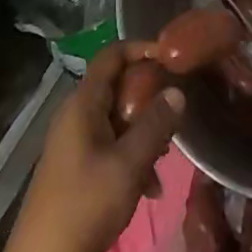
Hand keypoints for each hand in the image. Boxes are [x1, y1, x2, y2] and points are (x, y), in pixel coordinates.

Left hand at [6, 41, 186, 251]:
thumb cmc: (86, 202)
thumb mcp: (128, 164)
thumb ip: (154, 125)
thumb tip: (178, 90)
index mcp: (82, 102)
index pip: (111, 54)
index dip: (141, 48)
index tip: (173, 58)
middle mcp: (76, 113)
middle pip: (117, 86)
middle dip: (149, 97)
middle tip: (176, 113)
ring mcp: (74, 140)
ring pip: (117, 118)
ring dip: (143, 131)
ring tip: (165, 156)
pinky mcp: (77, 165)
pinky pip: (110, 143)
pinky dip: (131, 154)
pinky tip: (149, 185)